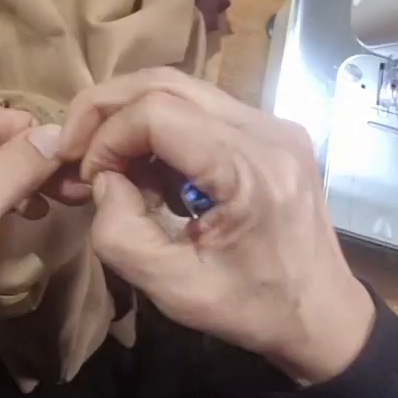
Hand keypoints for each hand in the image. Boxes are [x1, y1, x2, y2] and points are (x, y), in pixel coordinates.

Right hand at [56, 69, 374, 383]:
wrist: (324, 315)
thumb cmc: (251, 308)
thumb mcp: (174, 289)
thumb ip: (120, 232)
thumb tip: (104, 179)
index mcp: (251, 170)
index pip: (157, 112)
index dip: (107, 136)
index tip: (90, 179)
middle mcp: (267, 130)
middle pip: (165, 82)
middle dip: (105, 108)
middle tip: (74, 146)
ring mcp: (272, 123)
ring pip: (179, 86)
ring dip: (129, 113)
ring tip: (105, 155)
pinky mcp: (268, 129)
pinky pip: (197, 105)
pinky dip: (156, 124)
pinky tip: (145, 163)